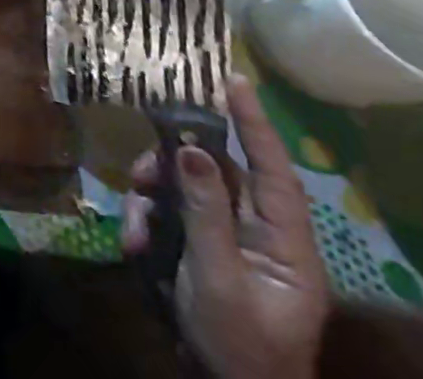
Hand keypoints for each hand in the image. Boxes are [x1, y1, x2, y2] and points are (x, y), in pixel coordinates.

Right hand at [122, 75, 328, 378]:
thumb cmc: (239, 341)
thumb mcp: (219, 278)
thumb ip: (205, 212)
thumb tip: (194, 150)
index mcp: (285, 241)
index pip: (273, 170)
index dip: (253, 124)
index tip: (233, 81)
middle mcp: (260, 231)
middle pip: (215, 174)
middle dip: (172, 168)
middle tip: (140, 174)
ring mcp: (229, 239)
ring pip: (184, 191)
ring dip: (152, 202)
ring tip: (137, 235)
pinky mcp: (201, 248)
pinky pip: (170, 216)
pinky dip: (148, 225)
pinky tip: (137, 249)